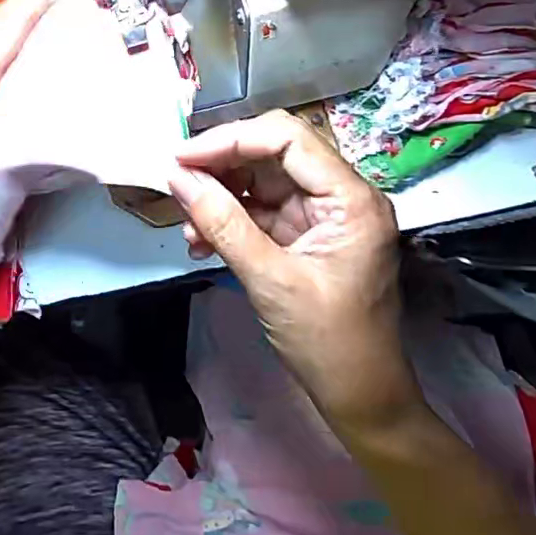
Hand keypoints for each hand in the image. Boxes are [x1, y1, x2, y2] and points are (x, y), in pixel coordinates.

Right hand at [167, 110, 418, 429]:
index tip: (181, 158)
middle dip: (219, 168)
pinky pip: (256, 212)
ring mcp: (319, 215)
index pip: (287, 139)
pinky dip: (226, 221)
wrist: (358, 395)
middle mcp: (338, 195)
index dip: (230, 140)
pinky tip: (200, 242)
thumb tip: (177, 178)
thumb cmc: (328, 341)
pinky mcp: (301, 235)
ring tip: (188, 227)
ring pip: (258, 182)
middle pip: (270, 155)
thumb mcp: (270, 280)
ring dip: (217, 198)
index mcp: (350, 198)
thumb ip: (223, 224)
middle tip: (177, 185)